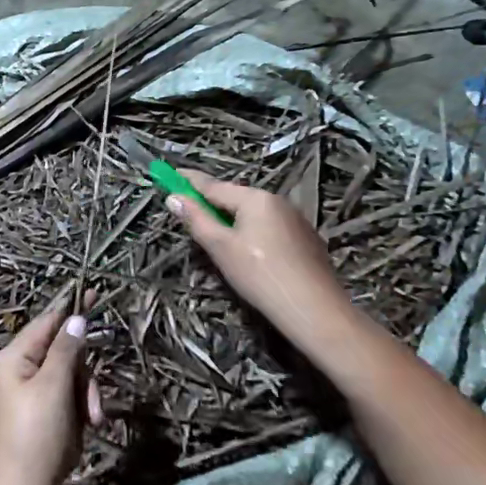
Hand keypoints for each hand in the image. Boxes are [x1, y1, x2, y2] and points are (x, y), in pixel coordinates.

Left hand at [0, 302, 103, 484]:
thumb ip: (66, 351)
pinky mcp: (36, 418)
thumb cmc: (36, 437)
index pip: (47, 322)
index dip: (72, 309)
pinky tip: (81, 434)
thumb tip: (74, 317)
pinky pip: (64, 402)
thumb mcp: (54, 389)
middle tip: (92, 406)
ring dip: (84, 399)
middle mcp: (17, 372)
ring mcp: (26, 396)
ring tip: (90, 425)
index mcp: (13, 358)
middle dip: (83, 376)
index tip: (96, 293)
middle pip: (62, 353)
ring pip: (68, 380)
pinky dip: (77, 413)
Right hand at [167, 171, 352, 334]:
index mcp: (255, 199)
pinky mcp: (307, 241)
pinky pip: (270, 228)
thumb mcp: (220, 247)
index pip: (213, 185)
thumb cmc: (260, 275)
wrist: (315, 311)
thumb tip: (174, 197)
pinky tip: (250, 253)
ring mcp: (296, 221)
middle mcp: (278, 202)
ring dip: (233, 219)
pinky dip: (252, 233)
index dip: (189, 181)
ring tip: (217, 237)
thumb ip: (197, 219)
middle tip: (190, 212)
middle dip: (212, 203)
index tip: (170, 173)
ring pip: (254, 214)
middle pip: (235, 198)